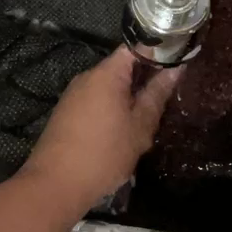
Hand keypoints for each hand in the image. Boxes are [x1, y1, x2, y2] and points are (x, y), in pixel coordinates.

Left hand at [16, 48, 180, 222]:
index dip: (158, 52)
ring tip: (146, 122)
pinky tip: (122, 133)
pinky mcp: (67, 112)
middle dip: (144, 81)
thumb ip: (156, 95)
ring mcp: (74, 94)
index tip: (177, 63)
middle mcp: (87, 77)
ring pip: (109, 88)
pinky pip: (96, 101)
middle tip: (166, 100)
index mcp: (106, 73)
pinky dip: (112, 110)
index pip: (135, 47)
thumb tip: (175, 69)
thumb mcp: (139, 127)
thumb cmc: (104, 153)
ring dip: (128, 99)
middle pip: (122, 68)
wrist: (55, 184)